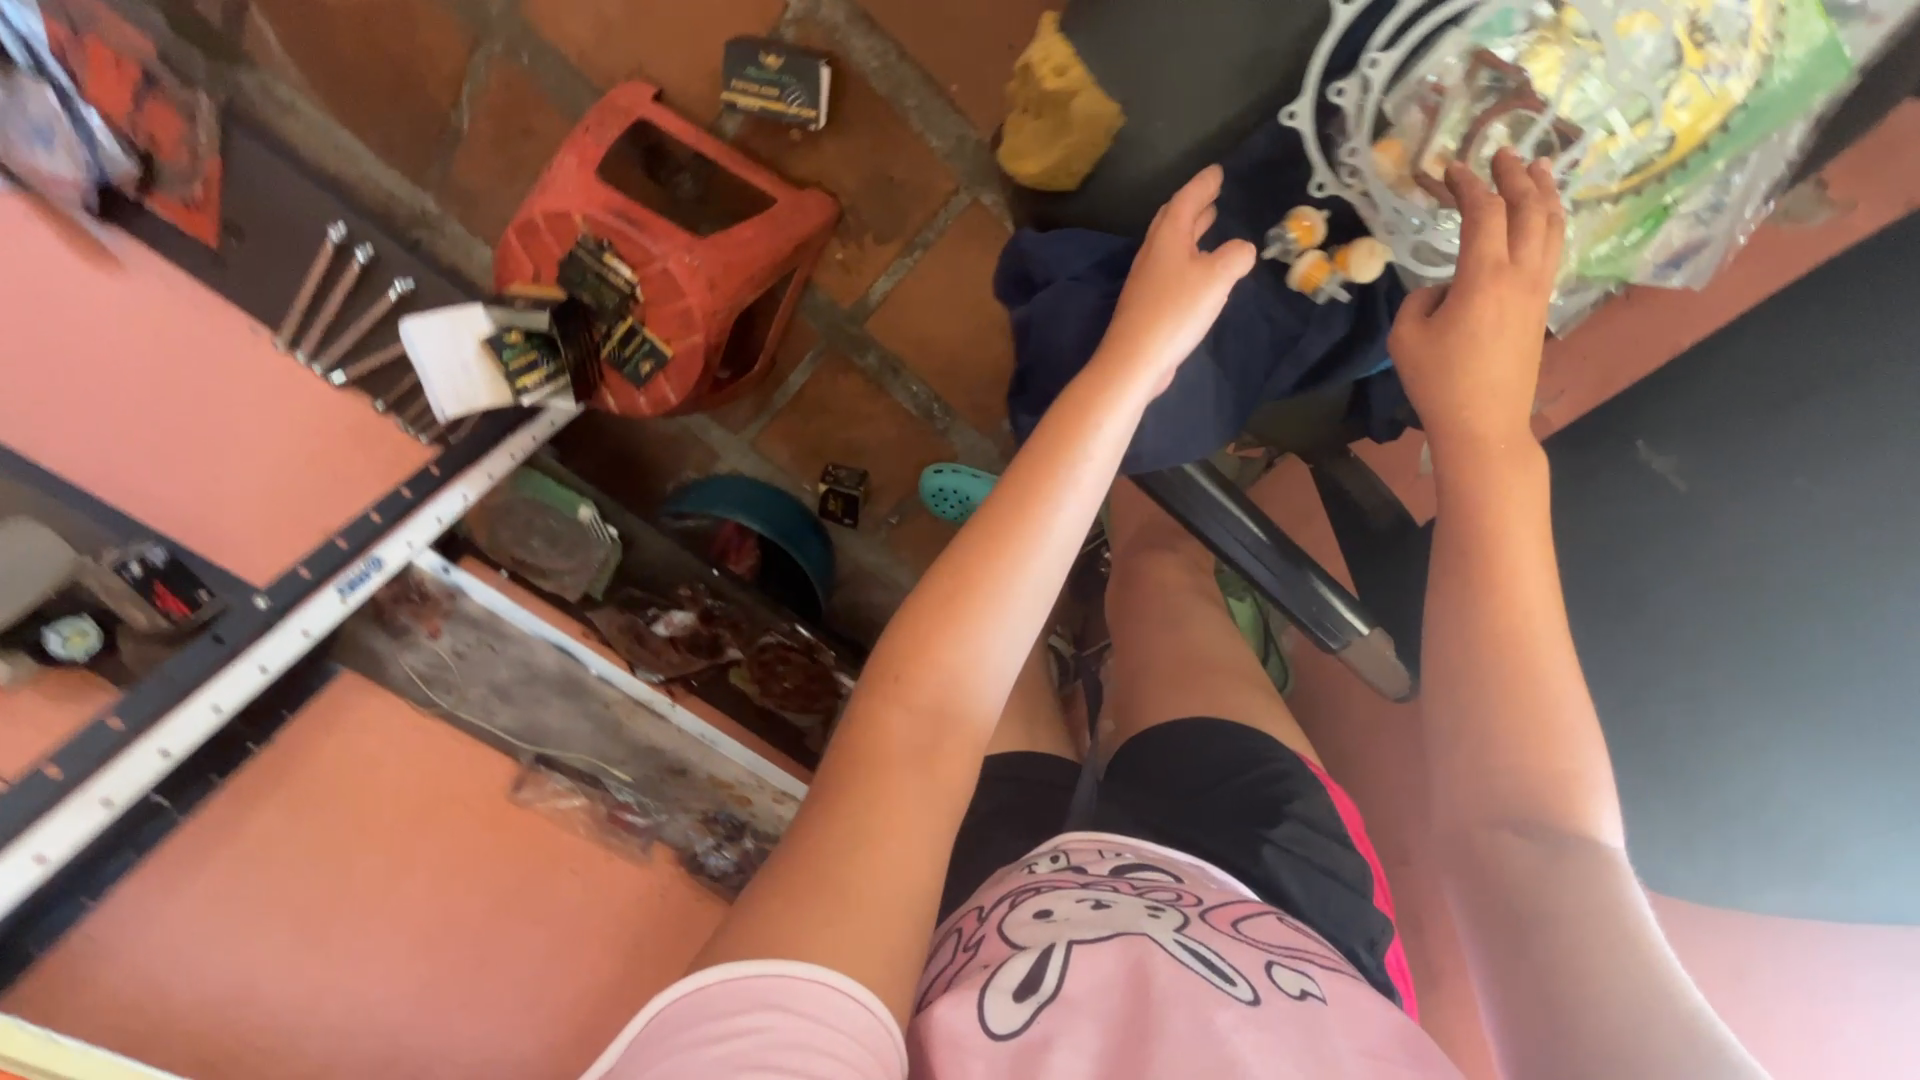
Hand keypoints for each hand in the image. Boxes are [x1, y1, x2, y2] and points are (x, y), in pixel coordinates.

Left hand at [1100, 165, 1257, 392]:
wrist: (1135, 359)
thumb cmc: (1176, 311)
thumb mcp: (1217, 277)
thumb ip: (1235, 256)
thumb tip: (1241, 249)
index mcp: (1168, 238)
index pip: (1186, 200)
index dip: (1203, 185)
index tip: (1217, 172)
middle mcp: (1153, 254)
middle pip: (1172, 220)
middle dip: (1193, 205)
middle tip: (1211, 195)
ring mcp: (1147, 280)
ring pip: (1170, 245)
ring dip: (1190, 231)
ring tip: (1208, 223)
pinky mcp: (1147, 304)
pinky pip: (1170, 269)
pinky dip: (1186, 258)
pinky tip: (1197, 270)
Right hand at [1389, 149, 1564, 459]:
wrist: (1482, 422)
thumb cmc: (1437, 381)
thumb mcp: (1405, 337)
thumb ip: (1420, 299)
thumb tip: (1444, 288)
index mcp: (1484, 276)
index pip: (1483, 213)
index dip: (1467, 185)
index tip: (1450, 168)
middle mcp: (1521, 274)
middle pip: (1528, 209)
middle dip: (1515, 176)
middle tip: (1501, 154)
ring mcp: (1537, 289)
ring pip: (1552, 226)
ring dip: (1544, 193)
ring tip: (1537, 169)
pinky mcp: (1540, 306)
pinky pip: (1552, 249)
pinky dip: (1548, 222)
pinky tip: (1540, 218)